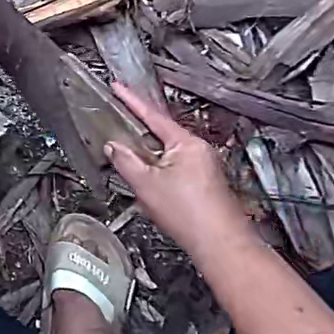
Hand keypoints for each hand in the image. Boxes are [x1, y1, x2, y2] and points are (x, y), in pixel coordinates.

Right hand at [103, 81, 255, 262]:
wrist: (220, 246)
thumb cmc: (191, 215)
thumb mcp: (144, 183)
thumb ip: (124, 159)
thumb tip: (113, 146)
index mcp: (186, 144)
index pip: (152, 115)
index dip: (131, 100)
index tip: (118, 87)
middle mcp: (199, 151)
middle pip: (158, 135)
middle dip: (136, 138)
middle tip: (116, 133)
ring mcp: (204, 167)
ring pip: (165, 154)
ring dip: (147, 161)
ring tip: (134, 172)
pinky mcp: (204, 182)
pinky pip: (173, 168)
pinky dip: (158, 174)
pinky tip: (150, 188)